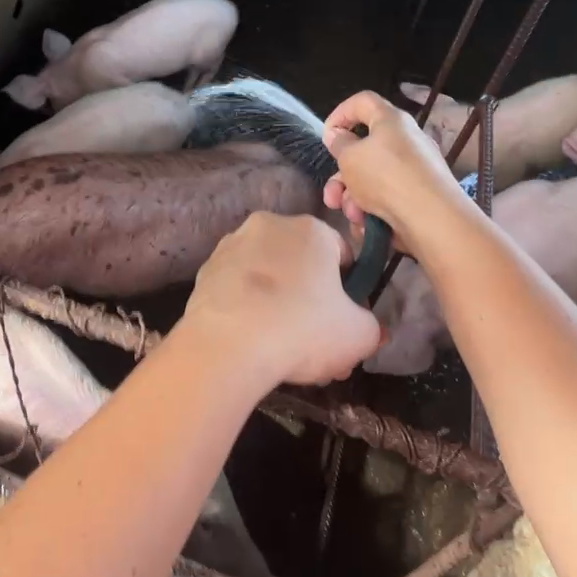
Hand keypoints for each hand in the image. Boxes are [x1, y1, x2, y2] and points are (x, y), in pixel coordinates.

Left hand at [178, 212, 383, 387]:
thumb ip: (371, 326)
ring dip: (278, 305)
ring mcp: (231, 245)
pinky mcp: (205, 269)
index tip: (346, 319)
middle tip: (318, 344)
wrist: (229, 343)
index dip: (349, 289)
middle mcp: (268, 225)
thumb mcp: (360, 335)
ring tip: (284, 350)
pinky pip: (238, 289)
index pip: (341, 253)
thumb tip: (368, 327)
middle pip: (301, 264)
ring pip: (267, 277)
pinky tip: (253, 341)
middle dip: (312, 301)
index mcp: (310, 229)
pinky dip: (248, 308)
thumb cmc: (304, 328)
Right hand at [320, 90, 465, 248]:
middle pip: (364, 150)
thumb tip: (338, 136)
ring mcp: (415, 169)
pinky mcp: (421, 195)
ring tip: (352, 215)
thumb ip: (339, 144)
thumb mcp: (349, 157)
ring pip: (373, 178)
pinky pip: (389, 196)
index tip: (327, 136)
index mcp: (391, 120)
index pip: (362, 102)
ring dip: (354, 197)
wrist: (433, 219)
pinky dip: (374, 209)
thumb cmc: (386, 177)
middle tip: (332, 193)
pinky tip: (366, 225)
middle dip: (342, 175)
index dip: (339, 113)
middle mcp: (406, 140)